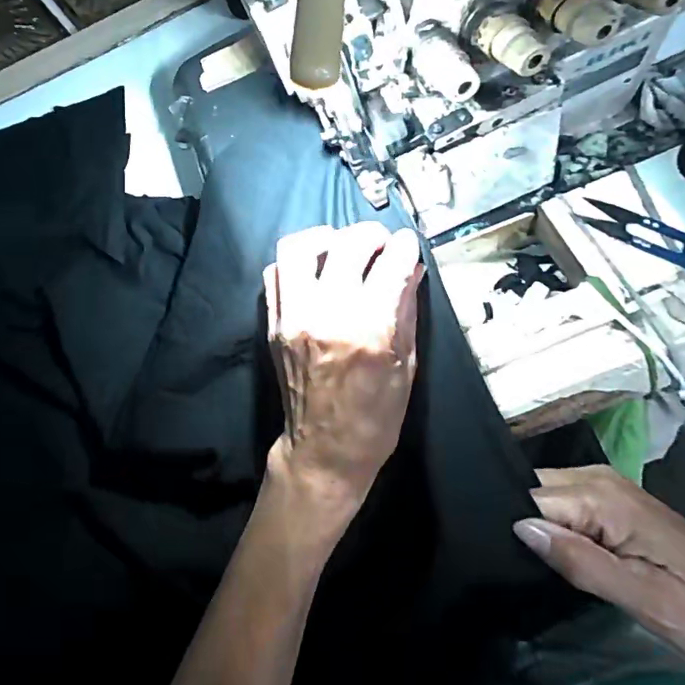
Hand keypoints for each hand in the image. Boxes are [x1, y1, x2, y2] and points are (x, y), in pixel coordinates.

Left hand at [262, 223, 424, 527]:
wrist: (324, 450)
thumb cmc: (376, 417)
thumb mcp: (406, 366)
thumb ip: (406, 310)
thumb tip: (410, 267)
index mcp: (368, 331)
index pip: (388, 265)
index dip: (403, 248)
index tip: (407, 245)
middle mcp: (326, 315)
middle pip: (345, 246)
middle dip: (369, 234)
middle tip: (381, 242)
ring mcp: (293, 316)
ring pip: (299, 248)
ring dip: (325, 237)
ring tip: (342, 246)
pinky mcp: (274, 322)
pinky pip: (275, 273)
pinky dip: (296, 262)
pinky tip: (315, 269)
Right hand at [514, 467, 684, 684]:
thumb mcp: (645, 600)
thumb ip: (578, 561)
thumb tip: (519, 526)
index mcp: (604, 496)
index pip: (531, 497)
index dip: (512, 523)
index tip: (503, 553)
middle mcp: (602, 479)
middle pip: (535, 489)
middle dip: (521, 519)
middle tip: (519, 562)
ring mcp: (611, 490)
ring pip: (548, 496)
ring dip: (538, 524)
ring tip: (537, 560)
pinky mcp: (619, 507)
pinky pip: (568, 505)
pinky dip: (558, 526)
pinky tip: (560, 553)